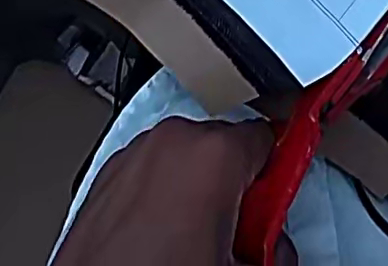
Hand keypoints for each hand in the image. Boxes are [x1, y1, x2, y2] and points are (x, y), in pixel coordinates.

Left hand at [52, 116, 296, 264]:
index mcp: (214, 154)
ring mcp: (137, 151)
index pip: (268, 138)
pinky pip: (152, 170)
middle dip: (236, 186)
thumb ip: (274, 250)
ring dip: (196, 189)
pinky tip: (159, 238)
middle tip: (236, 234)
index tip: (279, 193)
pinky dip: (160, 194)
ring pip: (187, 157)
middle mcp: (175, 139)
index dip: (278, 172)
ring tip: (191, 242)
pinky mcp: (108, 172)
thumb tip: (276, 249)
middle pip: (226, 148)